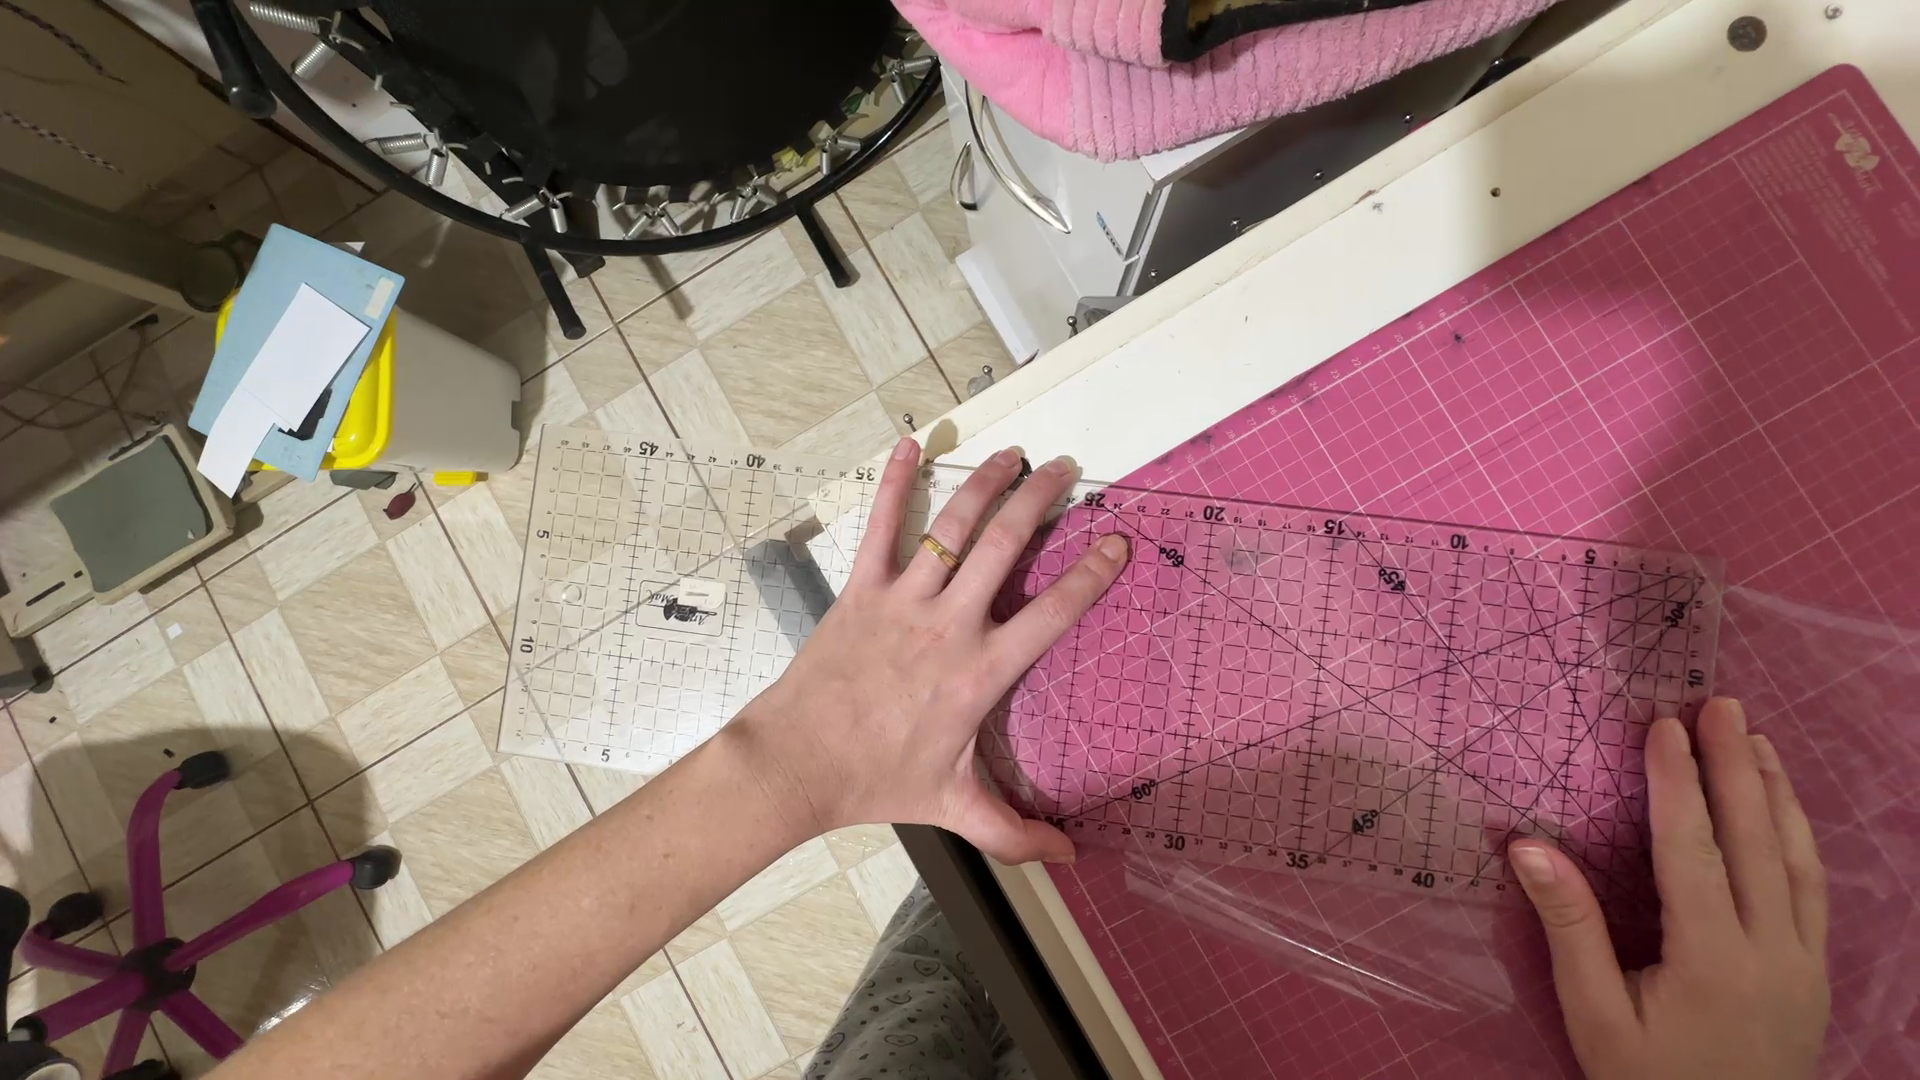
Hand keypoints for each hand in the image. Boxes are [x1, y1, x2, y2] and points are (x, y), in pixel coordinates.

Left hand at [729, 438, 1128, 863]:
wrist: (797, 762)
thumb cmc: (876, 780)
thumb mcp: (952, 806)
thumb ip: (1014, 831)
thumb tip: (1070, 856)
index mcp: (980, 671)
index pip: (1051, 613)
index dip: (1089, 575)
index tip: (1115, 542)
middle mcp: (949, 623)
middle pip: (1005, 545)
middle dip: (1040, 499)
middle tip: (1064, 467)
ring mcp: (903, 599)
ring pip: (953, 526)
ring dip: (985, 483)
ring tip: (1012, 453)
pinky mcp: (860, 589)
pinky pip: (880, 526)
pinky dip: (894, 482)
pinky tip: (909, 444)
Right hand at [1509, 698, 1828, 1079]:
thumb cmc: (1644, 1074)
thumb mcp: (1593, 1009)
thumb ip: (1569, 926)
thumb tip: (1528, 844)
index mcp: (1715, 957)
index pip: (1694, 850)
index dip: (1679, 784)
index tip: (1665, 728)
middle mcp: (1774, 951)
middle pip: (1756, 843)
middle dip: (1737, 768)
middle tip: (1722, 706)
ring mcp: (1804, 963)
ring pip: (1797, 862)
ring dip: (1776, 794)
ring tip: (1756, 740)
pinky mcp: (1811, 973)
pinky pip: (1810, 889)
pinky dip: (1796, 836)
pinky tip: (1781, 811)